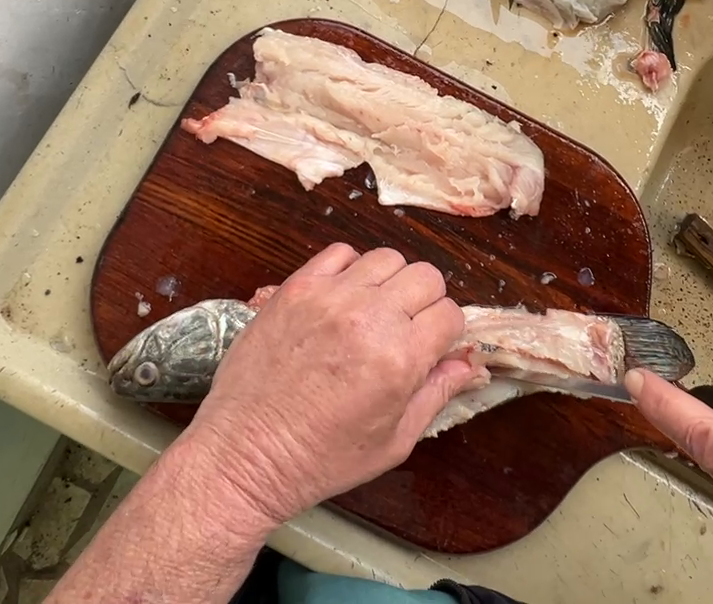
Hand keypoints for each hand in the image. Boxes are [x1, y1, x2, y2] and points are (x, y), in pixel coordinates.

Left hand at [184, 243, 477, 526]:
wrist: (244, 455)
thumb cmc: (320, 459)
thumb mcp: (394, 442)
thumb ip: (436, 394)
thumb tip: (467, 363)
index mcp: (399, 360)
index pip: (450, 313)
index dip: (446, 331)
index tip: (432, 344)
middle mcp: (369, 318)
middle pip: (425, 276)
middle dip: (425, 302)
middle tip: (405, 328)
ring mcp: (329, 297)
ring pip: (387, 258)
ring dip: (389, 282)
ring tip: (372, 311)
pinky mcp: (296, 287)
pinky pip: (340, 252)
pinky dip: (349, 269)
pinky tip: (342, 298)